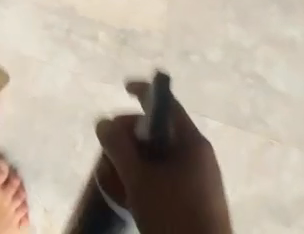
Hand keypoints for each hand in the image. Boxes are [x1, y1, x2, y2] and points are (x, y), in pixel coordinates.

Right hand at [94, 84, 231, 233]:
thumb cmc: (173, 214)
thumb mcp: (138, 178)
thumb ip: (117, 146)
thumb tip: (103, 122)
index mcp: (192, 142)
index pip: (165, 103)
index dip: (143, 91)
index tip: (122, 88)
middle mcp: (199, 155)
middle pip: (159, 129)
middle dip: (130, 133)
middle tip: (109, 147)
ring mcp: (200, 178)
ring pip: (161, 154)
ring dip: (135, 157)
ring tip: (115, 173)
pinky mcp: (198, 198)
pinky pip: (168, 174)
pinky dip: (148, 174)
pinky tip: (132, 191)